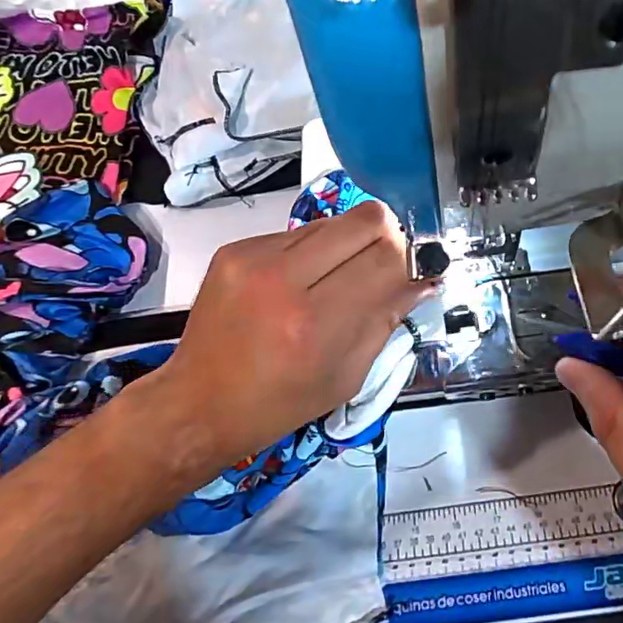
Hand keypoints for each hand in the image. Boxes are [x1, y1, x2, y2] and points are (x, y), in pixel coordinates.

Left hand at [162, 201, 431, 472]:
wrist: (199, 402)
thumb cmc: (277, 403)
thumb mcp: (346, 376)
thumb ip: (387, 320)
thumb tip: (423, 279)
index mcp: (315, 324)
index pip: (388, 257)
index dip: (409, 261)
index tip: (410, 273)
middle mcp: (283, 280)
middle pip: (366, 220)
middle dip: (386, 239)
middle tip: (383, 266)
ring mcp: (254, 257)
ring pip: (334, 220)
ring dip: (349, 244)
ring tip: (337, 278)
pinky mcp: (236, 248)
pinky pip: (298, 231)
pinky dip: (314, 251)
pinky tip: (302, 280)